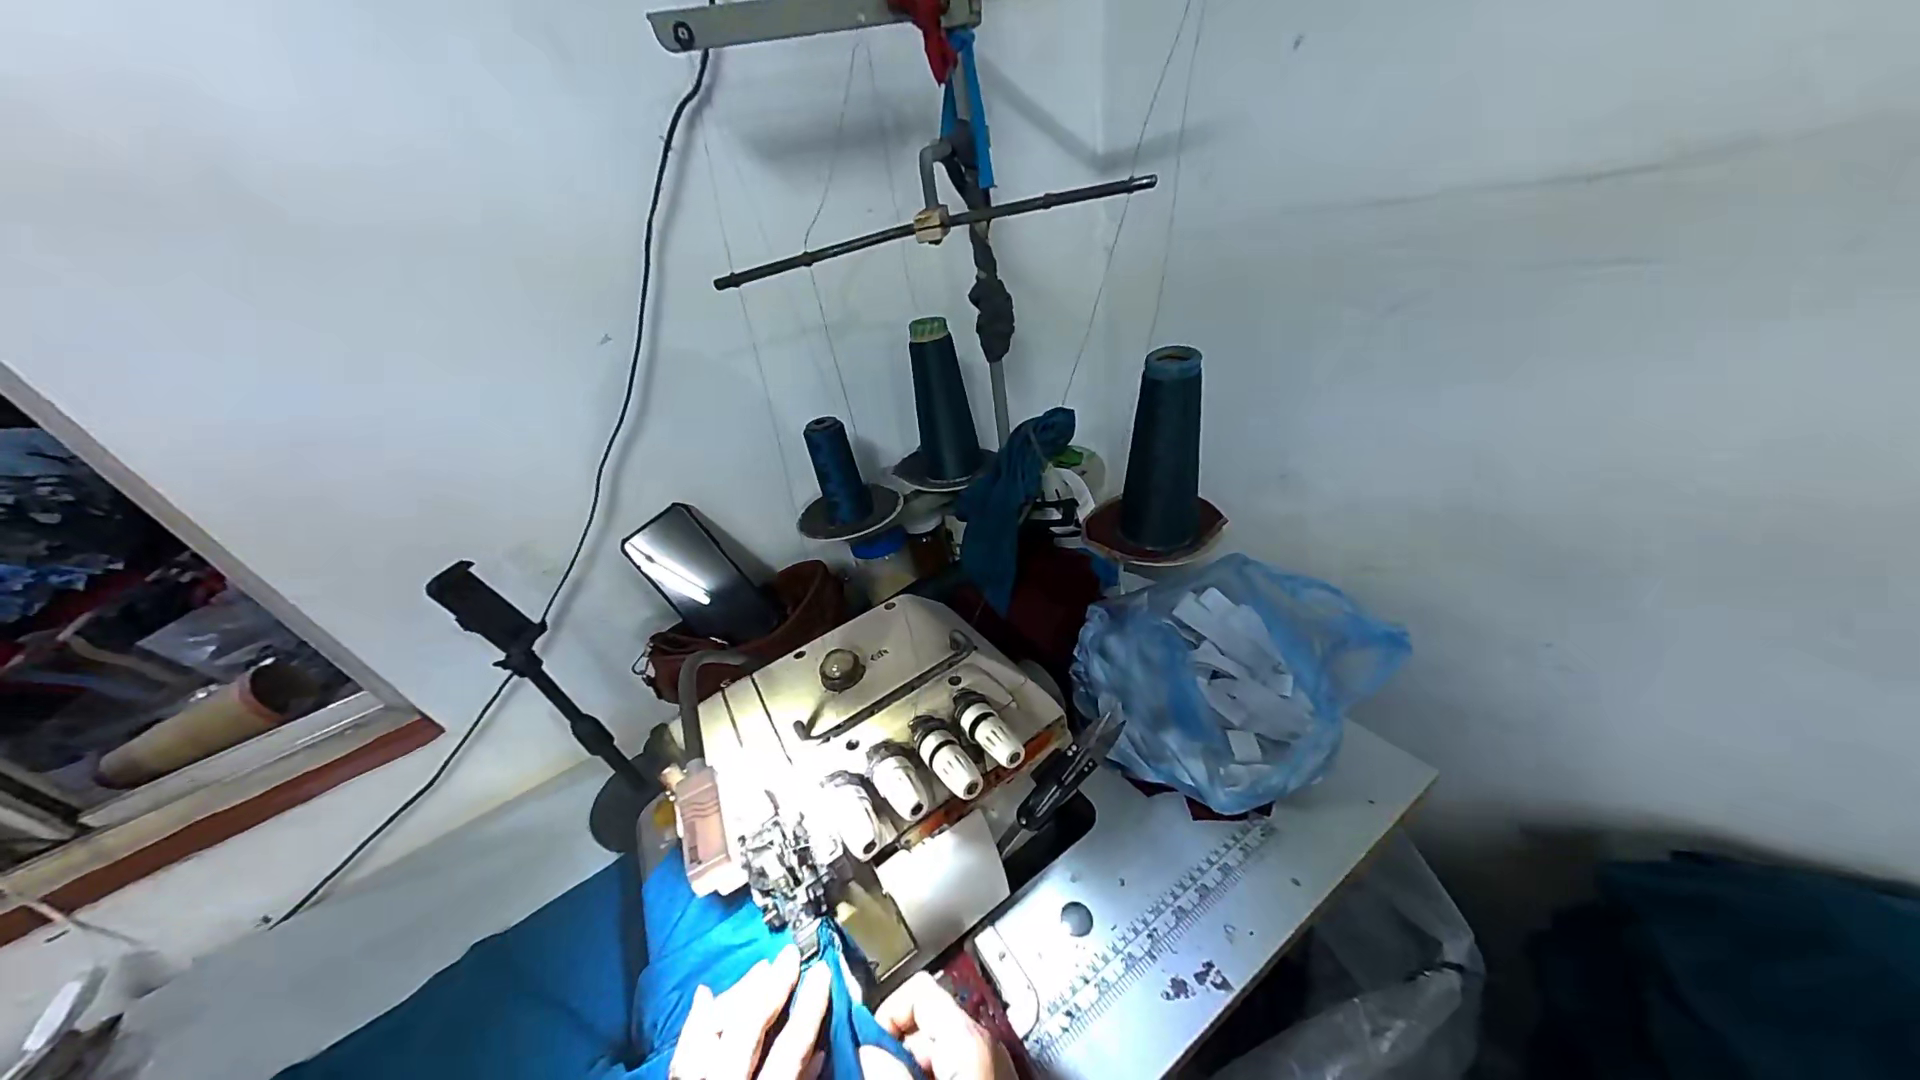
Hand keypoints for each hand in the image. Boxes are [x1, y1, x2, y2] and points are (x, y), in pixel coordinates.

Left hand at [671, 945, 831, 1079]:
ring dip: (737, 996)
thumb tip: (822, 1049)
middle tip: (789, 955)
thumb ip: (804, 1078)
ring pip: (711, 1032)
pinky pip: (682, 1055)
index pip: (789, 1051)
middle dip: (770, 988)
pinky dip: (695, 1023)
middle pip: (746, 1029)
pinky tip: (705, 995)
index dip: (808, 1011)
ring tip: (760, 969)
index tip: (822, 974)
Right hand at [860, 972, 1014, 1079]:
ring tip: (893, 1078)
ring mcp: (994, 1064)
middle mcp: (987, 1042)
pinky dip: (931, 1073)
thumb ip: (893, 1067)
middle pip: (925, 1018)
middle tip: (874, 1070)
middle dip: (895, 1044)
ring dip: (911, 1063)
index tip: (865, 1044)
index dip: (885, 1012)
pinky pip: (955, 1065)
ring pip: (938, 1046)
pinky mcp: (994, 1079)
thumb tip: (868, 1046)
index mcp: (971, 1036)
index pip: (918, 988)